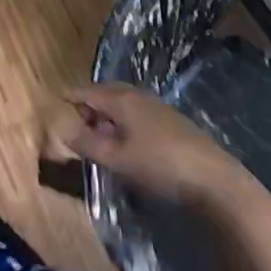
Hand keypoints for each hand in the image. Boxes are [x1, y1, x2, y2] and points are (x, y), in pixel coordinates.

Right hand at [49, 84, 259, 210]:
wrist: (214, 178)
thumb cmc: (159, 164)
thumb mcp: (117, 158)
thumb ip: (88, 142)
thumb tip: (61, 127)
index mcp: (122, 100)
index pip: (89, 92)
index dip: (71, 96)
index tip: (56, 99)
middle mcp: (139, 96)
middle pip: (107, 93)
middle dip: (90, 104)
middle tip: (76, 120)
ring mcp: (158, 107)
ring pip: (124, 103)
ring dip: (108, 114)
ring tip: (98, 133)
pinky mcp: (172, 122)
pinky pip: (138, 113)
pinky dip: (124, 121)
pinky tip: (126, 140)